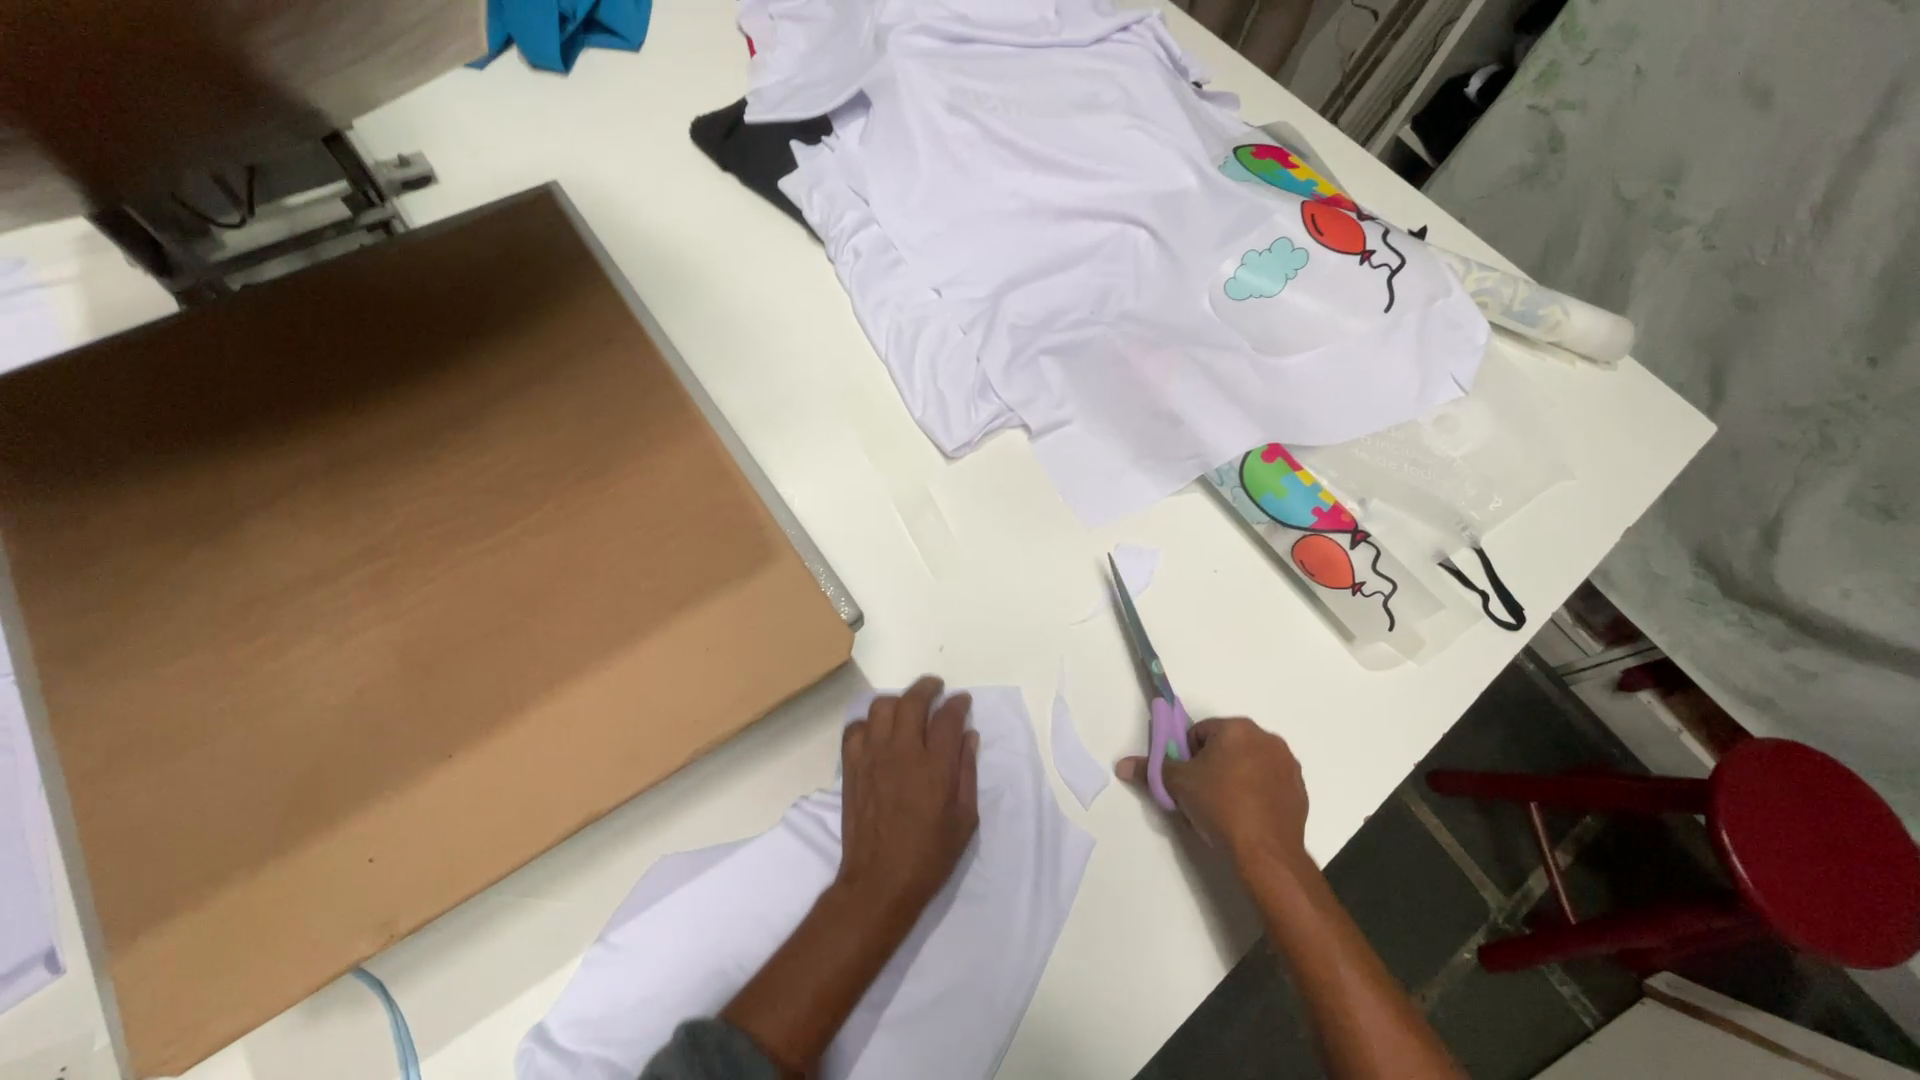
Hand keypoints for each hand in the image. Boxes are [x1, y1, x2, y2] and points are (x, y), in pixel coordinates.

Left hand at [838, 676, 980, 918]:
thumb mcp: (965, 818)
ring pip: (880, 707)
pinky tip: (877, 732)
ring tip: (906, 708)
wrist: (880, 881)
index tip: (963, 702)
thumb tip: (968, 736)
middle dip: (928, 688)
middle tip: (936, 689)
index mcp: (935, 765)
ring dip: (897, 701)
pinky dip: (867, 723)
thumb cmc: (930, 855)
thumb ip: (967, 772)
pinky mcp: (851, 767)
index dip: (958, 704)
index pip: (948, 717)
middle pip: (912, 701)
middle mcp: (902, 752)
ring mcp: (872, 757)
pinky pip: (855, 729)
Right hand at [1117, 717, 1309, 871]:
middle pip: (1226, 746)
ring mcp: (1287, 765)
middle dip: (1212, 766)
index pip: (1199, 732)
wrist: (1266, 851)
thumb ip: (1150, 769)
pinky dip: (1256, 795)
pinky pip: (1269, 785)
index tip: (1186, 780)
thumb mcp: (1177, 785)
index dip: (1186, 755)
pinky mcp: (1299, 790)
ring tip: (1223, 809)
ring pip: (1249, 765)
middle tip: (1201, 795)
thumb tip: (1122, 765)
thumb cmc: (1219, 806)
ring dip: (1235, 779)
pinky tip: (1246, 817)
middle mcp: (1266, 739)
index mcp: (1237, 728)